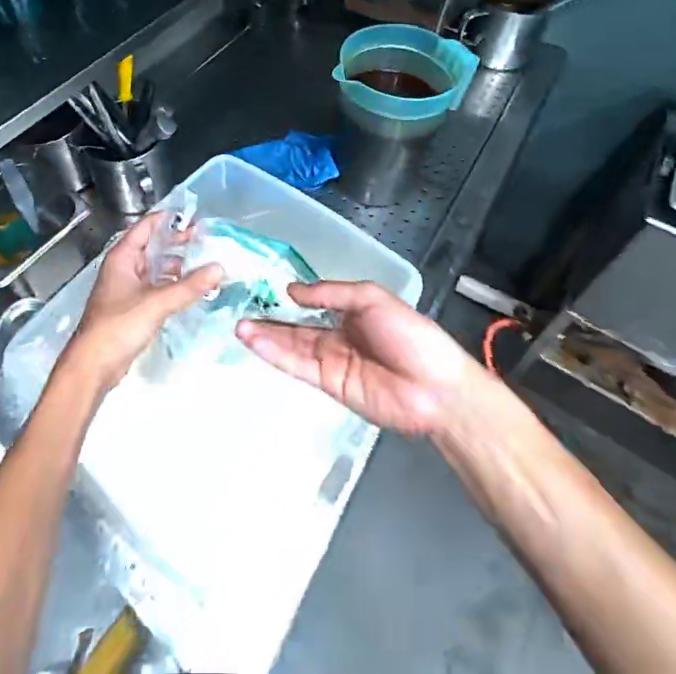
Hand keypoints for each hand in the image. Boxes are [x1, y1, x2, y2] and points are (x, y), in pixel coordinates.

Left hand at [59, 212, 223, 392]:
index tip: (195, 217)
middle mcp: (124, 269)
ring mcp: (128, 289)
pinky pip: (157, 289)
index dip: (168, 219)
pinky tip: (193, 290)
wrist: (93, 365)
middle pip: (153, 248)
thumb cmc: (118, 326)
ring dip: (178, 267)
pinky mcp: (134, 309)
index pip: (146, 227)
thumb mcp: (156, 302)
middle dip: (178, 244)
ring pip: (157, 270)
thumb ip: (189, 286)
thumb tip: (219, 268)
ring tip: (206, 266)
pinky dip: (174, 287)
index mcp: (123, 258)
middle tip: (207, 242)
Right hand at [235, 280, 481, 434]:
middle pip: (297, 327)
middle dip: (270, 320)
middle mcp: (338, 336)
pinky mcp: (329, 384)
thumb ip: (332, 293)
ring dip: (266, 337)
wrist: (436, 388)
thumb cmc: (411, 335)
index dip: (289, 299)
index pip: (313, 304)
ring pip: (292, 347)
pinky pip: (298, 366)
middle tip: (239, 310)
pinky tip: (257, 343)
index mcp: (352, 313)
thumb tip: (293, 290)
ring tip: (239, 326)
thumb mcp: (373, 299)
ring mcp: (332, 361)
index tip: (262, 289)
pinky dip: (276, 355)